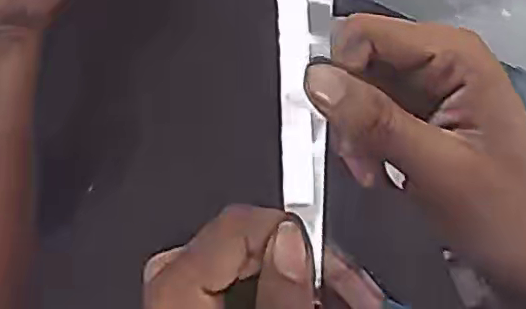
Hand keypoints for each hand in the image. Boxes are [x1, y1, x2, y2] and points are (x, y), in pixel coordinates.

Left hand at [142, 206, 391, 308]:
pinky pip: (241, 290)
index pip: (238, 224)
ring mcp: (179, 299)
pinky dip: (280, 299)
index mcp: (174, 282)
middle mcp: (170, 282)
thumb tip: (292, 241)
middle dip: (308, 266)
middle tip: (355, 294)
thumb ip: (282, 297)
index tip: (338, 266)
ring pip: (251, 267)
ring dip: (302, 286)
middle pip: (248, 244)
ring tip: (344, 305)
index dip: (294, 234)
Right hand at [304, 16, 525, 308]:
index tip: (335, 117)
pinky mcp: (417, 110)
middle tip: (358, 156)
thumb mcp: (442, 173)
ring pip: (355, 83)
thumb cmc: (515, 223)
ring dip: (353, 128)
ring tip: (372, 170)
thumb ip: (376, 121)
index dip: (340, 68)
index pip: (365, 31)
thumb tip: (317, 79)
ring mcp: (427, 83)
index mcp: (454, 53)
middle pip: (357, 56)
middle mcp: (438, 57)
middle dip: (347, 106)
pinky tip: (378, 169)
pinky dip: (362, 138)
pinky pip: (366, 106)